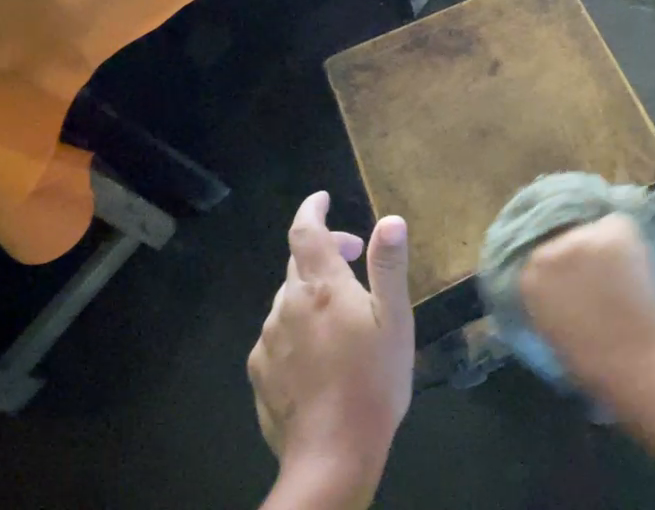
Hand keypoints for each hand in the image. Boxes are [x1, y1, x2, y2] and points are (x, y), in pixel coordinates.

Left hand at [249, 192, 412, 507]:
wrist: (332, 455)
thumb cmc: (373, 382)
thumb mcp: (395, 321)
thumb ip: (389, 267)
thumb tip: (391, 219)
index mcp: (321, 287)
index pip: (305, 231)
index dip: (312, 210)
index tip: (322, 199)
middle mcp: (287, 304)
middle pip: (298, 263)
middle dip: (324, 252)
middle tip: (353, 258)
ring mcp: (269, 339)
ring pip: (287, 300)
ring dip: (310, 293)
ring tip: (340, 314)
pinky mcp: (259, 371)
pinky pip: (277, 334)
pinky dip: (296, 327)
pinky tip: (318, 353)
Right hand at [519, 213, 654, 394]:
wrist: (635, 361)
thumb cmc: (593, 361)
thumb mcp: (550, 327)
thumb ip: (546, 296)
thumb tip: (557, 281)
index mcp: (528, 279)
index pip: (538, 256)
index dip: (559, 265)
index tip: (573, 277)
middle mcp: (548, 251)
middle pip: (561, 237)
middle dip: (575, 251)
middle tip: (595, 272)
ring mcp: (580, 238)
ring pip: (590, 227)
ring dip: (600, 242)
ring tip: (616, 267)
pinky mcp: (612, 231)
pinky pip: (617, 224)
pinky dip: (626, 239)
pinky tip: (633, 261)